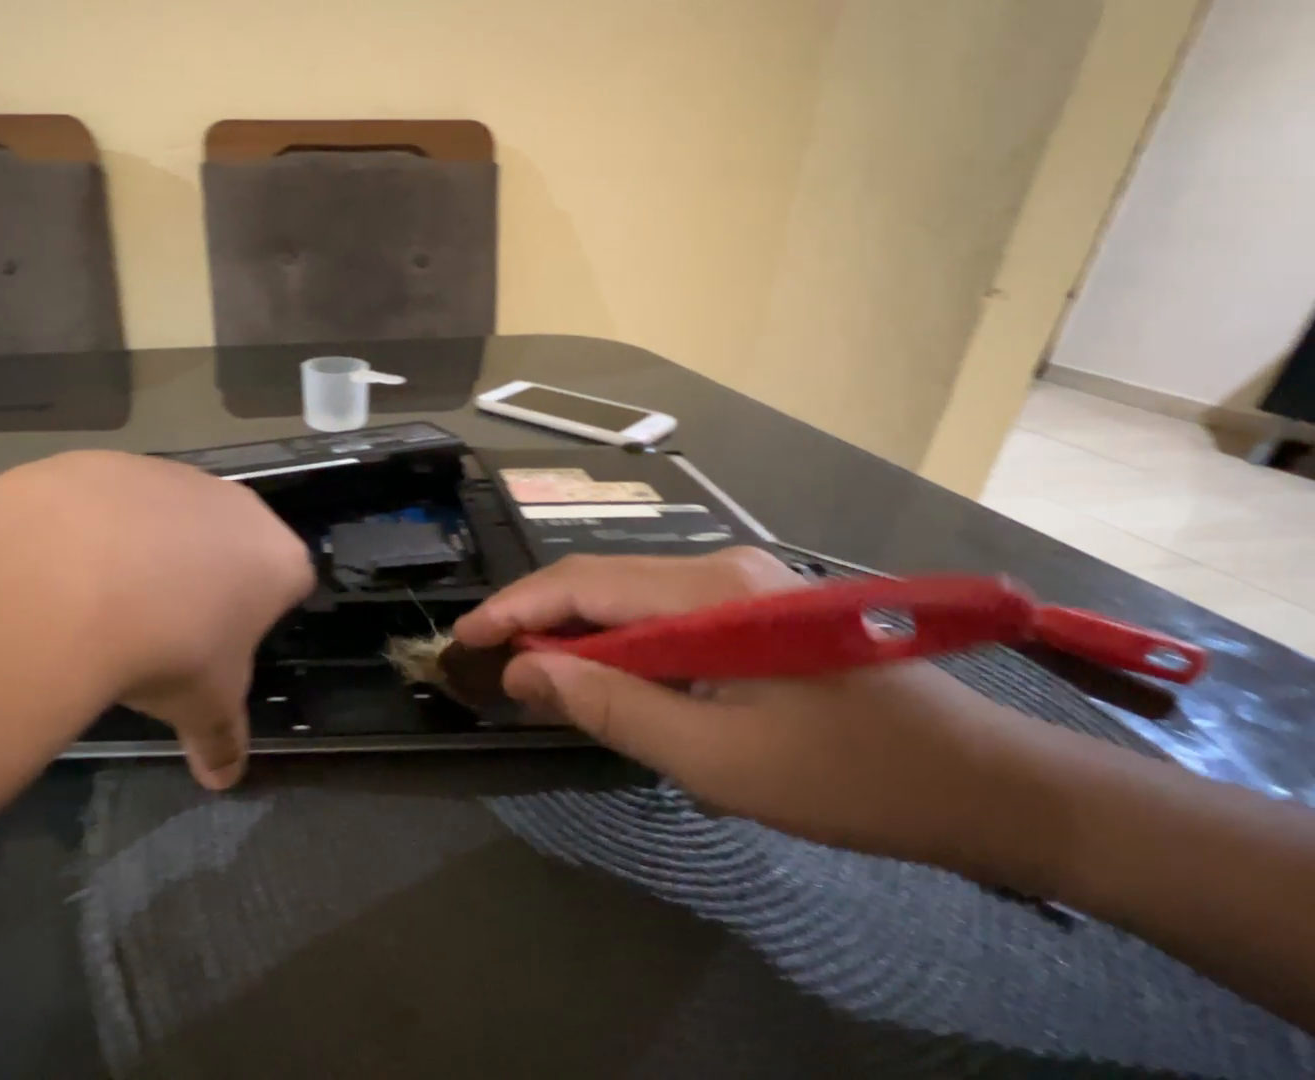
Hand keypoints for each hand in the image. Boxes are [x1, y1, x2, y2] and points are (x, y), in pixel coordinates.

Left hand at [0, 451, 315, 788]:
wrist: (68, 580)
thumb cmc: (168, 647)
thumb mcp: (202, 705)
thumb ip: (221, 739)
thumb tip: (223, 782)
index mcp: (277, 559)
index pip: (290, 581)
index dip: (260, 612)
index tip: (225, 641)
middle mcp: (235, 505)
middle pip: (231, 541)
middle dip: (206, 578)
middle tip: (166, 625)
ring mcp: (170, 476)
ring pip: (170, 517)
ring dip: (149, 550)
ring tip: (106, 600)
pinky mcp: (106, 463)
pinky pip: (109, 501)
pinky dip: (95, 530)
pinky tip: (64, 569)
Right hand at [452, 550, 1072, 888]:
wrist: (981, 785)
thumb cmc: (848, 778)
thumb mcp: (714, 757)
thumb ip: (609, 706)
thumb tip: (523, 671)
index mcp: (711, 593)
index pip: (583, 584)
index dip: (514, 609)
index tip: (462, 640)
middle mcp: (722, 569)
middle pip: (602, 585)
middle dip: (537, 621)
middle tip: (487, 666)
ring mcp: (744, 585)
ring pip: (630, 601)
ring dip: (578, 637)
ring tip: (533, 679)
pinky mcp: (758, 611)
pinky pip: (665, 618)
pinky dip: (622, 648)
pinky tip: (606, 682)